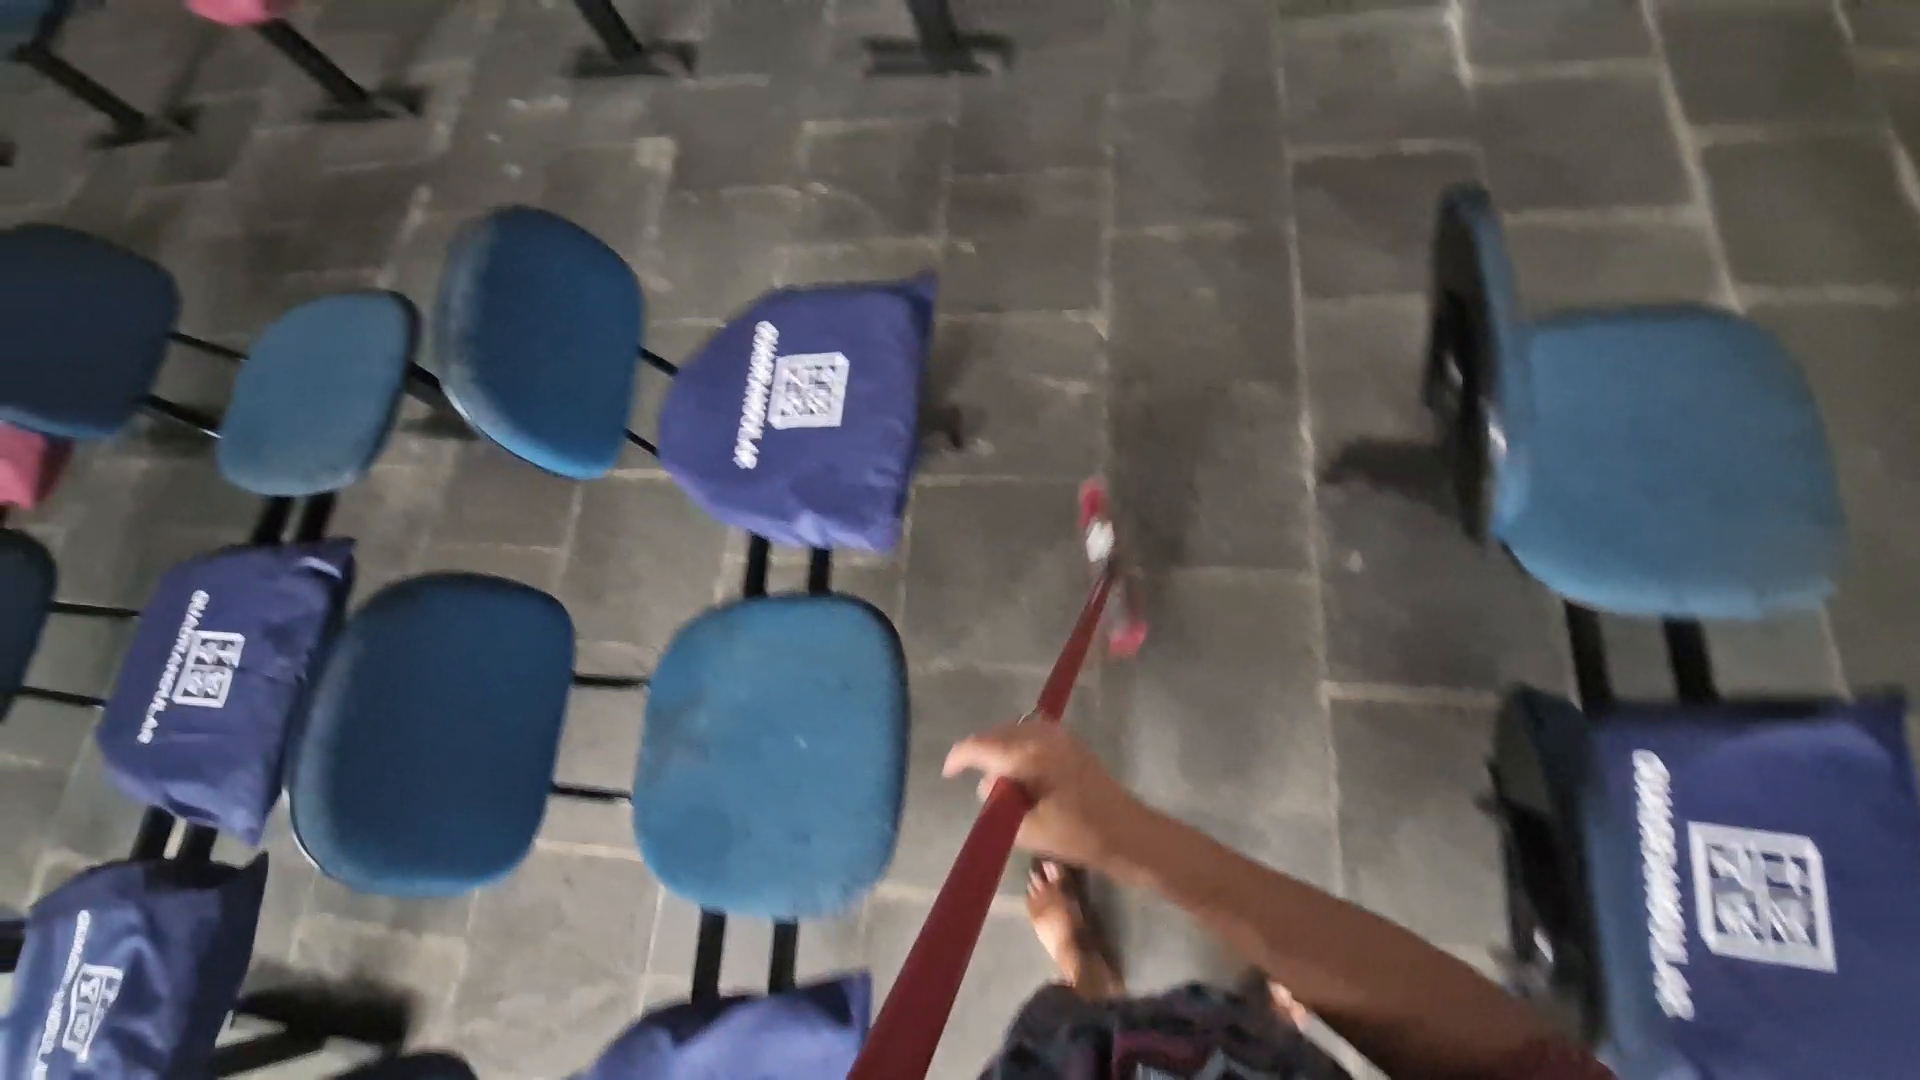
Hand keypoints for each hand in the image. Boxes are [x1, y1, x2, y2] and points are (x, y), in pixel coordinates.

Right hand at [942, 717, 1152, 872]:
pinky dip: (1018, 746)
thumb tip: (990, 788)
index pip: (982, 744)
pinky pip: (1032, 735)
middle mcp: (1042, 736)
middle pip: (997, 733)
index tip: (948, 772)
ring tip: (994, 776)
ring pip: (1015, 731)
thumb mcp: (1027, 829)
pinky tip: (1019, 771)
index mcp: (1029, 755)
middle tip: (969, 775)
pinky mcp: (1071, 744)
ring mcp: (1060, 737)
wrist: (1127, 834)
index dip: (960, 756)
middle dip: (980, 751)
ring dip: (999, 747)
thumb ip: (999, 805)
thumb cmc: (1078, 835)